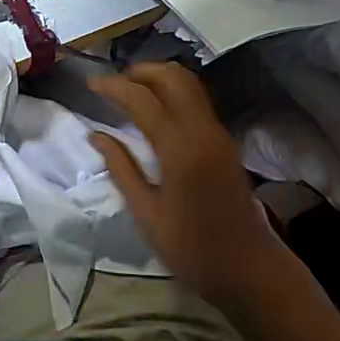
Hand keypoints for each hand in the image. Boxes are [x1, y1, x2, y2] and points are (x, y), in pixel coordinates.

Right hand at [90, 63, 288, 306]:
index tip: (90, 84)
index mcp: (179, 147)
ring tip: (130, 92)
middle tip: (113, 84)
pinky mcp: (224, 140)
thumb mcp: (146, 213)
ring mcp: (217, 132)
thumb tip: (96, 135)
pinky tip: (154, 110)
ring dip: (158, 78)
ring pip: (188, 83)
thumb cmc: (192, 248)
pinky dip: (172, 91)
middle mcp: (201, 129)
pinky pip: (197, 99)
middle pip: (171, 77)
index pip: (142, 98)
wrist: (249, 269)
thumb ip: (121, 168)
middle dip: (140, 72)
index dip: (113, 86)